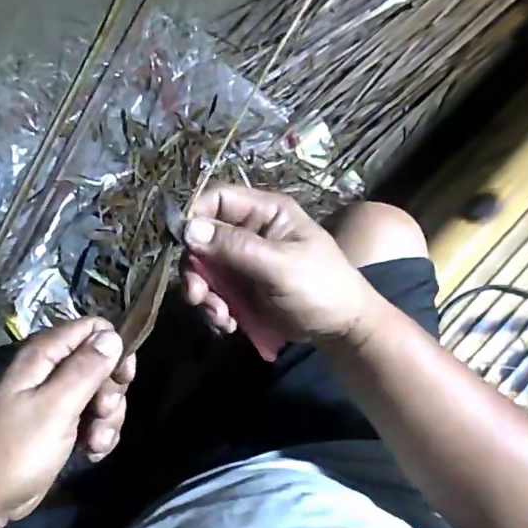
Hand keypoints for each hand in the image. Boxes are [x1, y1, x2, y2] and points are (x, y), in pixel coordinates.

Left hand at [0, 318, 132, 524]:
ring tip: (95, 444)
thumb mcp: (55, 408)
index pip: (91, 330)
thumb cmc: (13, 451)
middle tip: (102, 414)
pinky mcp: (59, 429)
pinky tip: (91, 454)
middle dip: (111, 392)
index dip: (113, 348)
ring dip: (107, 420)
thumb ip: (86, 369)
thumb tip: (113, 335)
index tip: (122, 377)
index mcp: (42, 357)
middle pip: (101, 364)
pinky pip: (92, 422)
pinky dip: (98, 437)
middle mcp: (49, 373)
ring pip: (101, 396)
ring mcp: (55, 402)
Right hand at [181, 184, 375, 344]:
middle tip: (197, 297)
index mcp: (265, 212)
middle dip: (196, 271)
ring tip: (221, 319)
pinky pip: (212, 294)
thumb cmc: (321, 287)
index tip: (185, 246)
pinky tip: (229, 326)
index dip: (195, 217)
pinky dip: (214, 311)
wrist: (341, 329)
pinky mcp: (239, 290)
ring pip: (203, 271)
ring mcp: (242, 262)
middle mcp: (249, 232)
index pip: (217, 199)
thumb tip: (188, 229)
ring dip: (205, 297)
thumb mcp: (280, 266)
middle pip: (201, 239)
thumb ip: (235, 247)